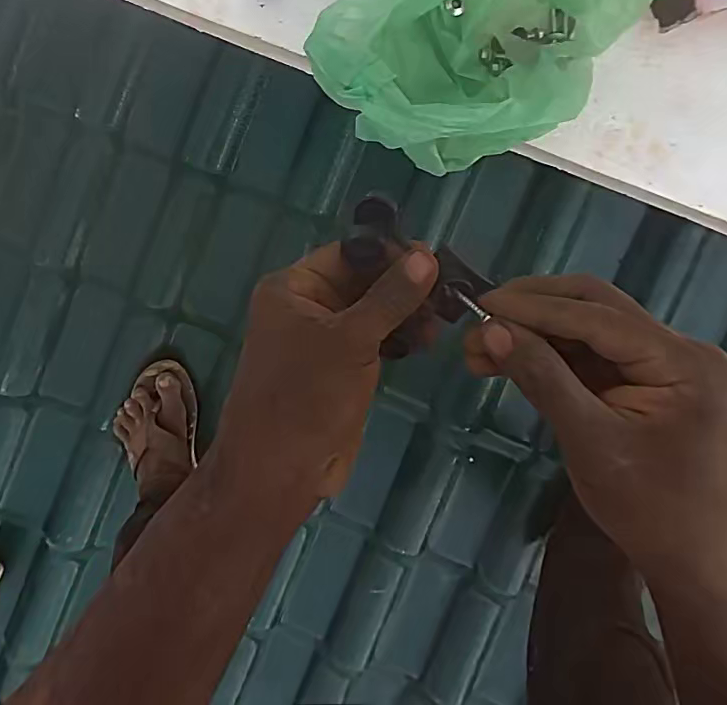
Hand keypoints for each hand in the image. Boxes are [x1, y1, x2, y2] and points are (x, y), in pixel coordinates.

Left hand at [213, 242, 437, 503]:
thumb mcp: (351, 339)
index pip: (348, 254)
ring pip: (375, 309)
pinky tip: (429, 337)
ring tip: (442, 317)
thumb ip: (391, 296)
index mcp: (294, 288)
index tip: (432, 258)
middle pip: (364, 279)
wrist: (279, 473)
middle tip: (447, 289)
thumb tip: (427, 257)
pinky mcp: (344, 365)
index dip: (388, 253)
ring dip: (408, 310)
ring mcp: (326, 337)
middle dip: (404, 283)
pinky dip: (401, 333)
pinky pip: (377, 336)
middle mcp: (308, 305)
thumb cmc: (306, 396)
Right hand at [463, 275, 726, 582]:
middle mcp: (681, 348)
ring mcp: (669, 362)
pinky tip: (516, 357)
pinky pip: (597, 352)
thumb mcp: (589, 443)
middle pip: (597, 306)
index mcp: (682, 361)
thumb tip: (492, 328)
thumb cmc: (651, 513)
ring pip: (592, 326)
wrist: (700, 570)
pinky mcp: (652, 379)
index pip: (597, 315)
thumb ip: (542, 378)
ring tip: (485, 343)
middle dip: (535, 309)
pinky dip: (554, 352)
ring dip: (539, 330)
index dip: (535, 307)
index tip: (482, 304)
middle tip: (482, 317)